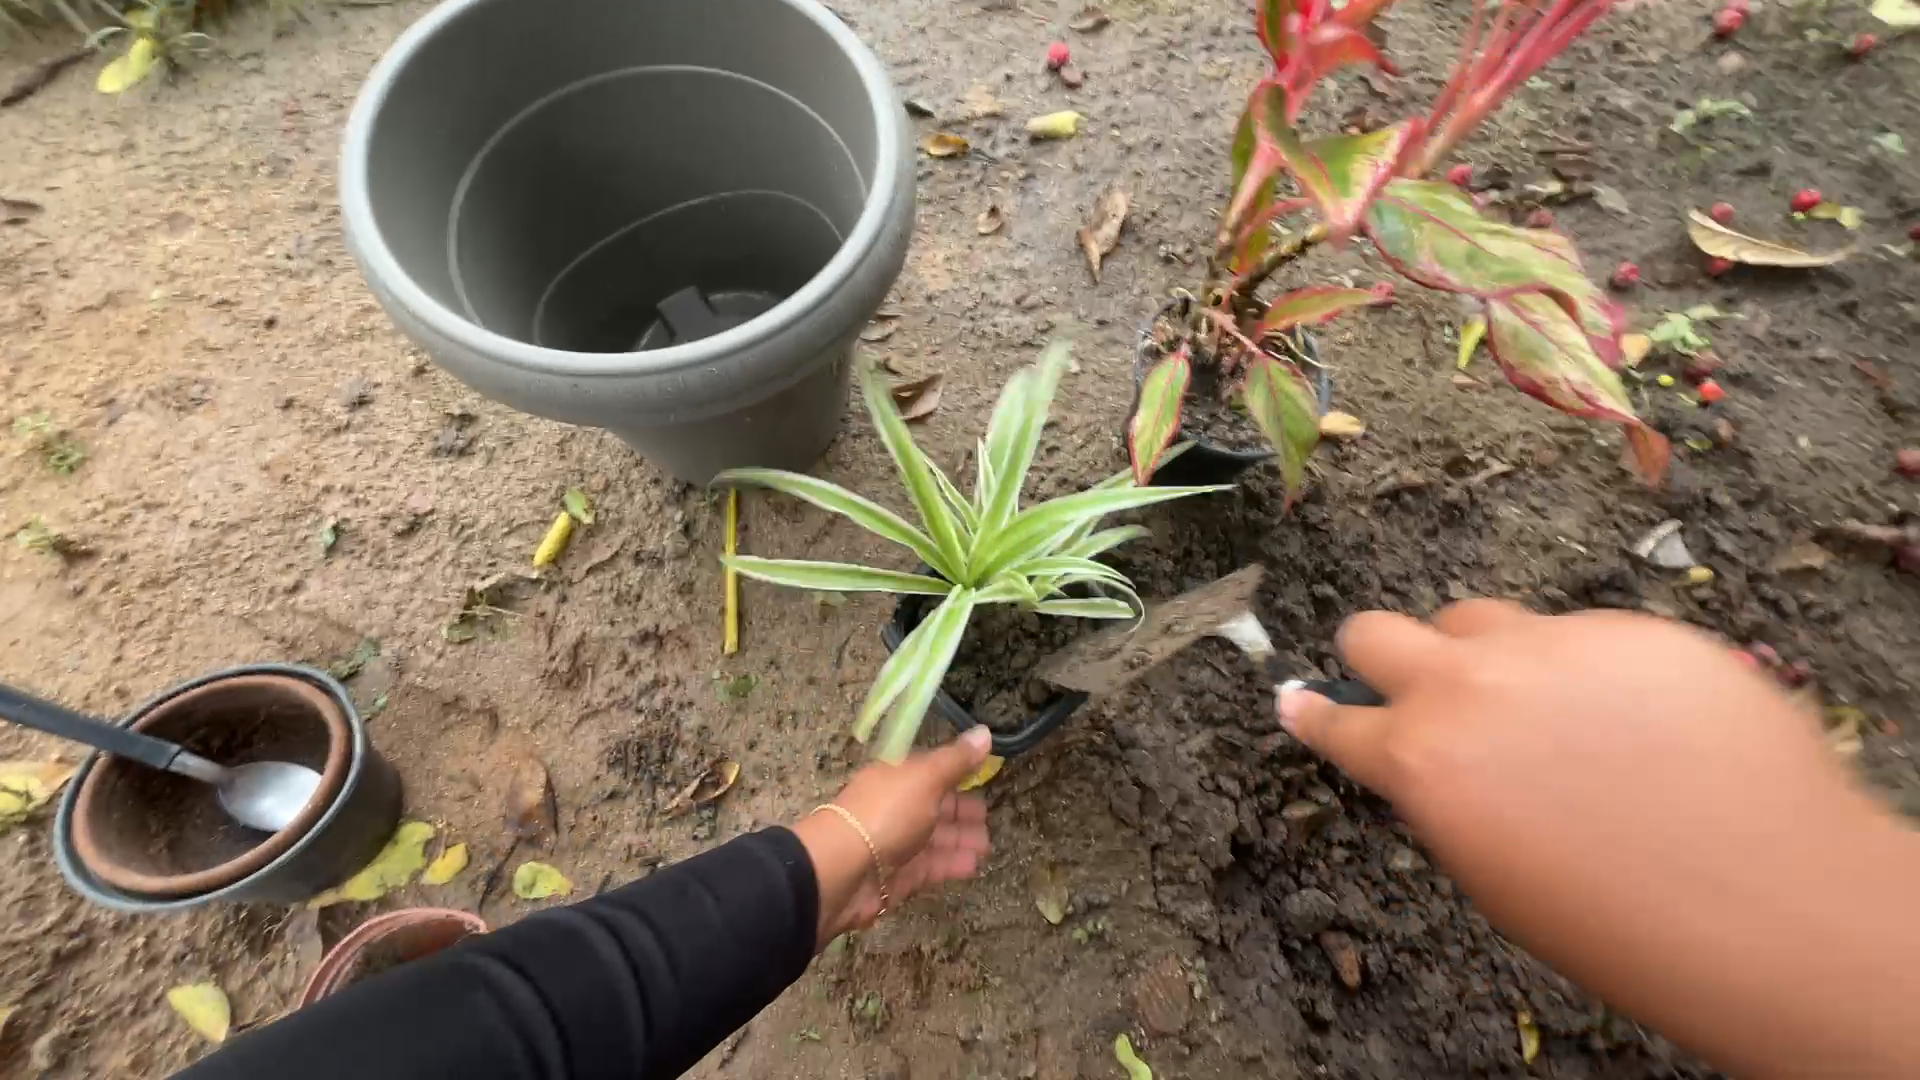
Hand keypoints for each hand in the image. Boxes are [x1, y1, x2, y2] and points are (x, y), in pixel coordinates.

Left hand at [792, 727, 992, 947]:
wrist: (842, 870)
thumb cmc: (885, 812)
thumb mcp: (926, 777)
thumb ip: (957, 759)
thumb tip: (986, 731)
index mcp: (897, 778)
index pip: (931, 772)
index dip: (957, 775)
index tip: (983, 779)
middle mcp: (896, 808)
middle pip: (934, 807)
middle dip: (961, 812)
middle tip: (988, 820)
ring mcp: (896, 843)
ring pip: (934, 839)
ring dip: (960, 840)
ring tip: (987, 846)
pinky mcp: (897, 877)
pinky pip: (929, 867)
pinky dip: (951, 864)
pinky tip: (973, 865)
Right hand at [1279, 601, 1919, 1079]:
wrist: (1794, 919)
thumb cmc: (1621, 924)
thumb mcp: (1483, 867)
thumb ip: (1432, 790)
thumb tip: (1415, 753)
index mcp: (1418, 761)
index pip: (1330, 718)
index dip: (1308, 710)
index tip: (1295, 699)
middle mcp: (1463, 689)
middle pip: (1370, 630)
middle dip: (1374, 655)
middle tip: (1410, 685)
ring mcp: (1545, 649)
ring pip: (1472, 618)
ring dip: (1480, 654)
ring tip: (1536, 700)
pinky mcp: (1627, 632)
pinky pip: (1572, 633)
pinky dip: (1577, 666)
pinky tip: (1630, 717)